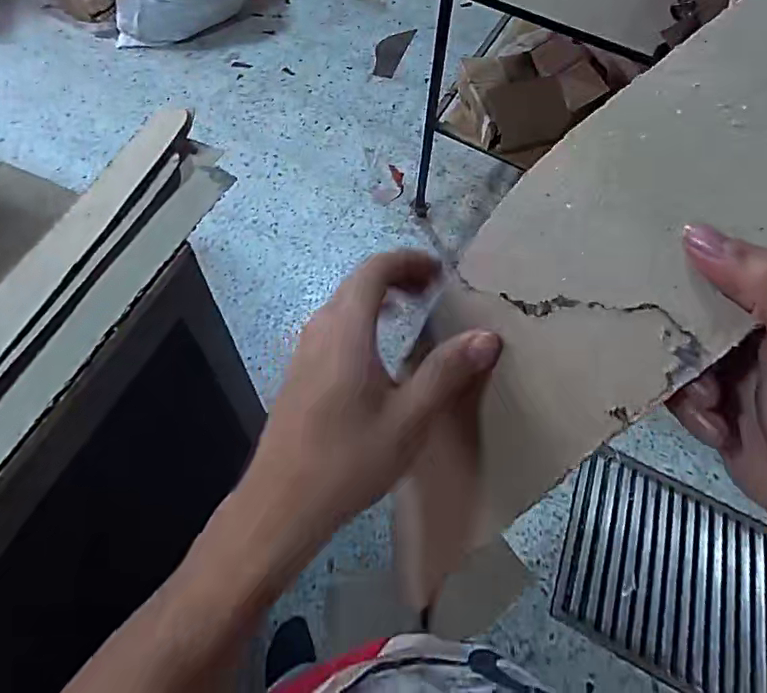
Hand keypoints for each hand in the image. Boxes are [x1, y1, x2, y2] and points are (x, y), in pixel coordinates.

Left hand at [238, 251, 500, 543]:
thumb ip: (446, 372)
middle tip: (434, 291)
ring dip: (379, 296)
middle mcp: (321, 328)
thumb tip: (487, 337)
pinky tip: (379, 351)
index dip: (409, 261)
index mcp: (346, 329)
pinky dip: (362, 317)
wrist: (280, 504)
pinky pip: (334, 323)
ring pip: (344, 302)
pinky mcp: (299, 369)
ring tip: (412, 313)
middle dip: (398, 275)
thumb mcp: (408, 419)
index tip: (441, 273)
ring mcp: (304, 349)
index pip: (375, 269)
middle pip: (359, 280)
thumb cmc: (347, 460)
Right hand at [669, 225, 766, 532]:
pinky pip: (679, 373)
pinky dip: (688, 400)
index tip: (666, 236)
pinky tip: (713, 424)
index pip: (756, 246)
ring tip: (710, 400)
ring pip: (684, 332)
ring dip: (689, 371)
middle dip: (689, 318)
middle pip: (708, 287)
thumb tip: (695, 233)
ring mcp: (742, 352)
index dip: (713, 240)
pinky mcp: (716, 386)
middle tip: (680, 337)